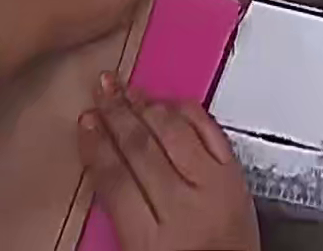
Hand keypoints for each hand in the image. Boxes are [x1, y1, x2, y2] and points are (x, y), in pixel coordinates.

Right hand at [78, 77, 259, 250]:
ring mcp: (215, 188)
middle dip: (118, 113)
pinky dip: (187, 110)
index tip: (85, 121)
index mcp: (153, 245)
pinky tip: (168, 100)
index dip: (97, 145)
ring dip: (147, 105)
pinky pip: (209, 129)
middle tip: (103, 88)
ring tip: (128, 88)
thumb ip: (121, 212)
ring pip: (174, 131)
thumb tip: (100, 155)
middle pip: (142, 147)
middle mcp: (185, 210)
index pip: (116, 181)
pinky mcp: (237, 176)